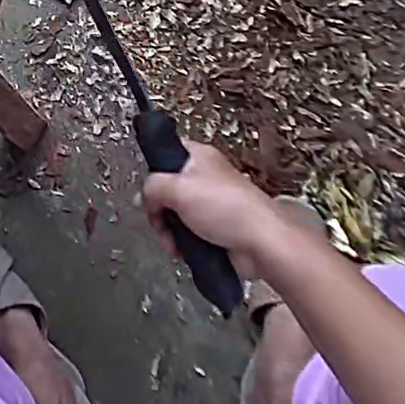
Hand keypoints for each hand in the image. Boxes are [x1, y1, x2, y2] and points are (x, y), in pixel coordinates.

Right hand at [142, 140, 297, 275]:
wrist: (260, 243)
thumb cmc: (230, 209)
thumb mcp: (179, 189)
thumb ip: (153, 186)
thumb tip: (145, 196)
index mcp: (198, 157)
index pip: (166, 153)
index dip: (154, 172)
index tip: (150, 190)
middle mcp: (204, 176)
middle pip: (166, 189)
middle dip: (159, 210)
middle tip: (162, 221)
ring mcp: (209, 202)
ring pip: (174, 214)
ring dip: (169, 231)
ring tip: (175, 242)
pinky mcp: (213, 226)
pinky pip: (187, 232)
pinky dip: (182, 242)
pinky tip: (185, 250)